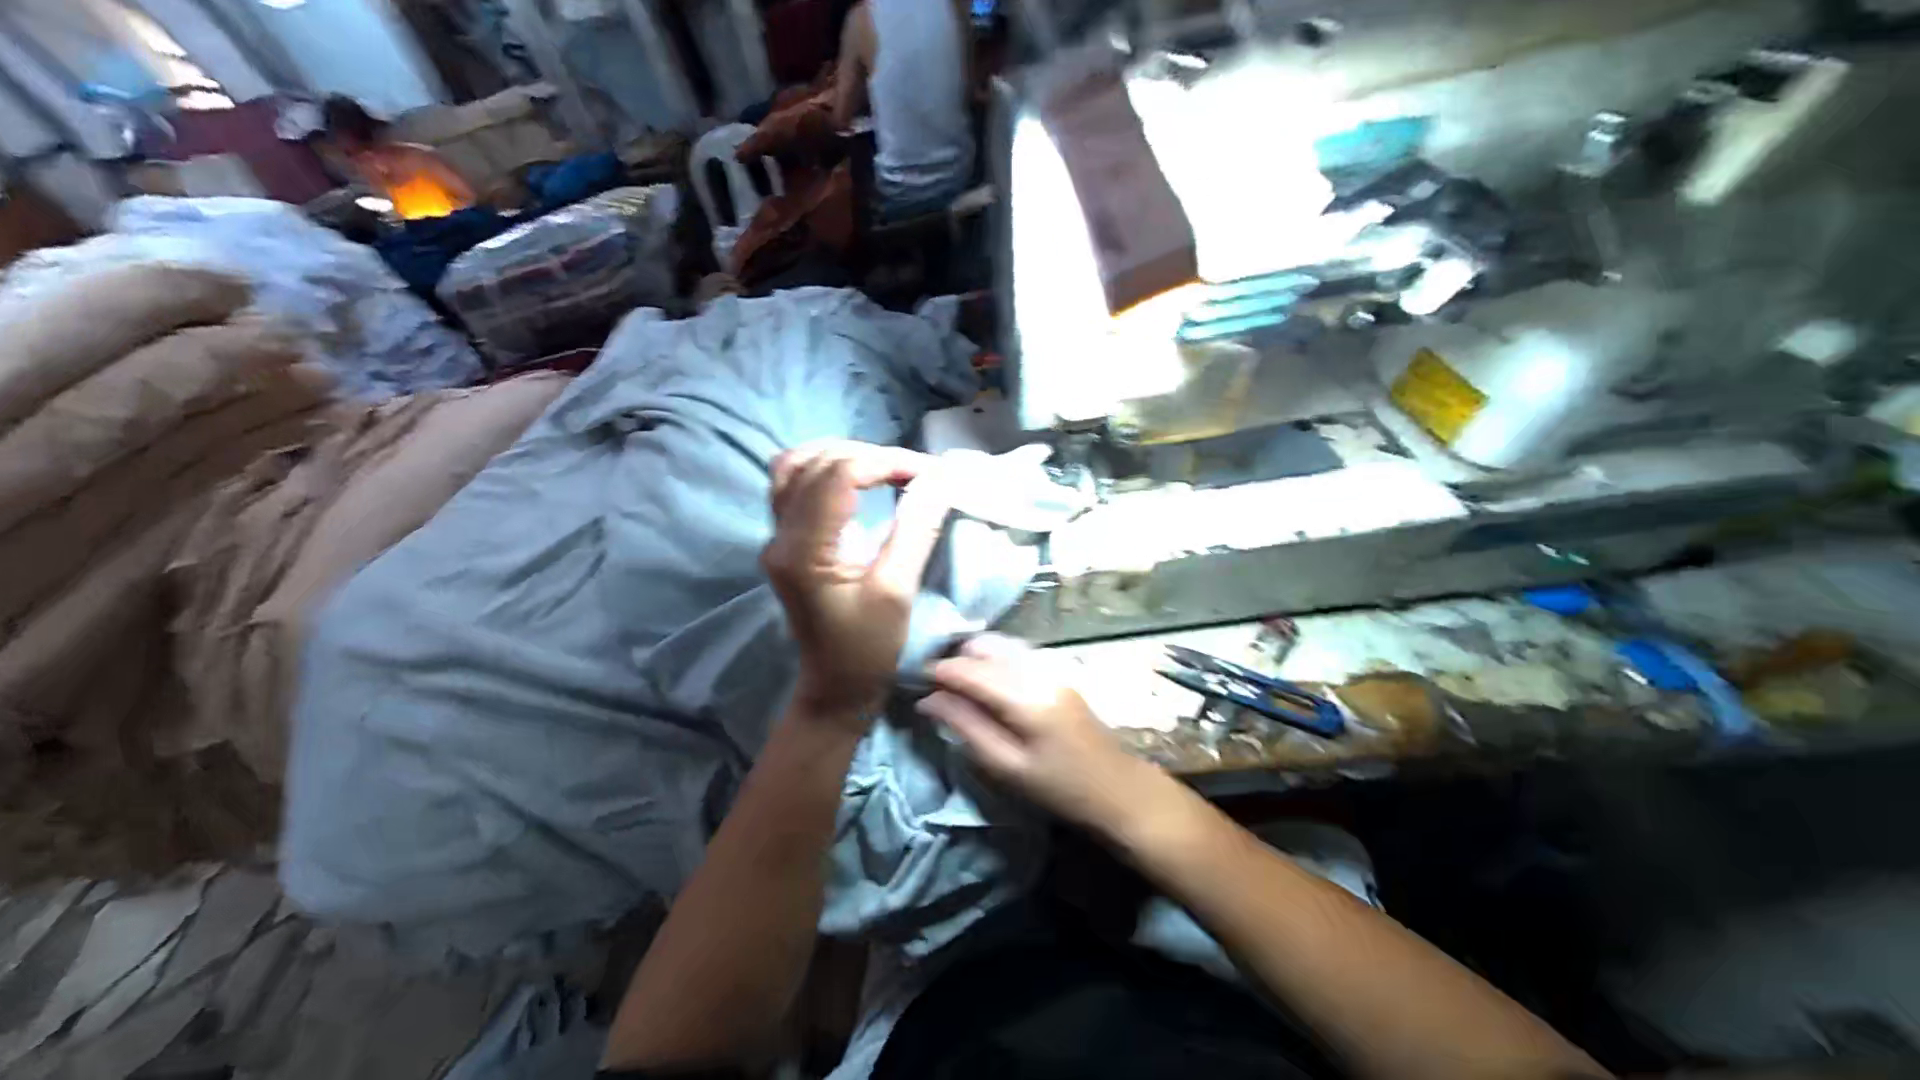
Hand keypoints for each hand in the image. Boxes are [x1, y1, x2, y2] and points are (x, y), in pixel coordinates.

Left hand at [763, 440, 951, 721]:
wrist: (833, 687)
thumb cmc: (868, 649)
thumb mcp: (898, 590)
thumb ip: (915, 528)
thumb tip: (939, 479)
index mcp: (804, 551)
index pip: (840, 475)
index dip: (887, 462)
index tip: (929, 473)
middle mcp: (779, 536)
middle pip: (818, 462)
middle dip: (871, 456)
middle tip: (915, 473)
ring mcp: (775, 536)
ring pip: (797, 464)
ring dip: (844, 455)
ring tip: (886, 468)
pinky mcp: (782, 540)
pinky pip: (792, 483)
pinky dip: (824, 468)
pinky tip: (855, 476)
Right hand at [918, 635, 1179, 835]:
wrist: (1119, 789)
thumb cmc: (1060, 788)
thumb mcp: (1007, 766)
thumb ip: (966, 727)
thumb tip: (928, 699)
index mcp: (1026, 696)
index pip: (971, 669)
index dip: (939, 670)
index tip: (916, 680)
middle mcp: (1040, 670)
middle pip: (986, 647)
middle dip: (956, 659)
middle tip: (934, 684)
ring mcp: (1053, 666)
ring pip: (1001, 645)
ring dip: (975, 658)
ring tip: (956, 685)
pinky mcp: (1059, 671)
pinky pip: (1016, 653)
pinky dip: (994, 661)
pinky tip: (985, 683)